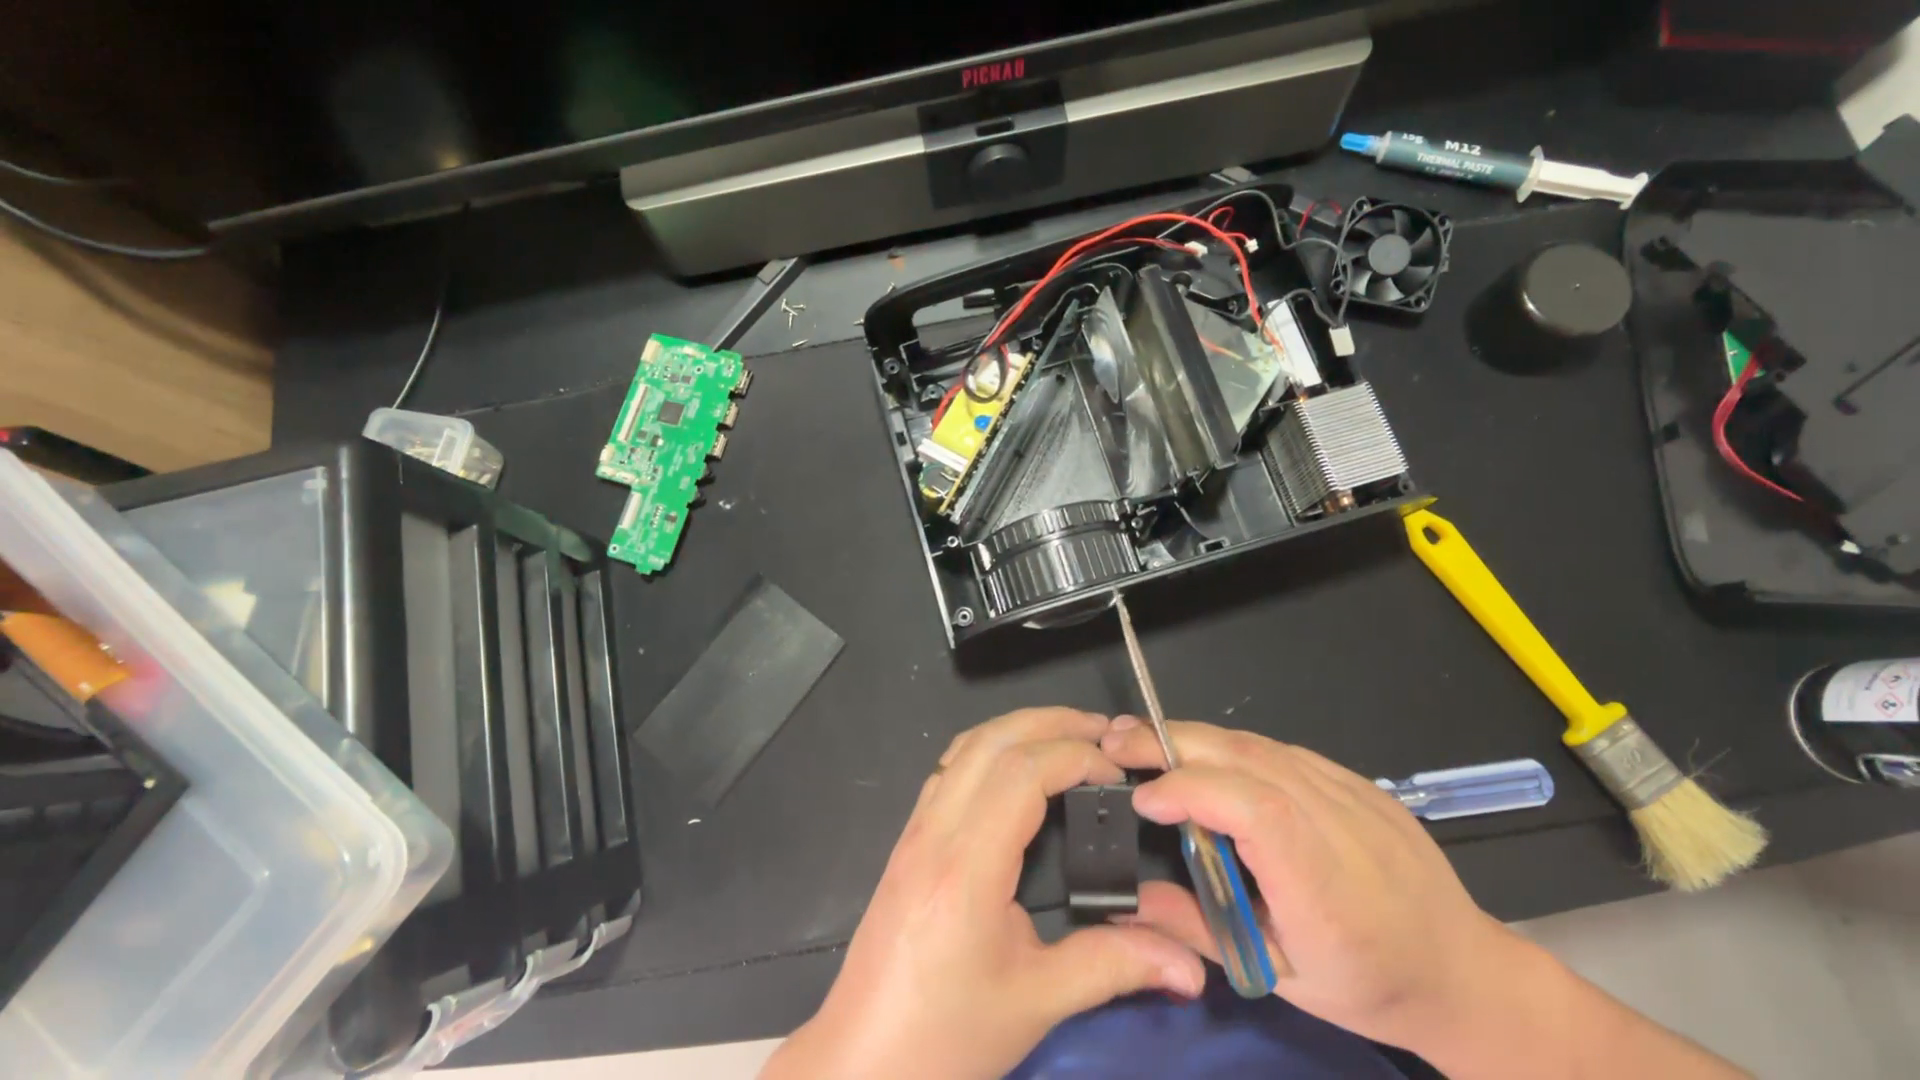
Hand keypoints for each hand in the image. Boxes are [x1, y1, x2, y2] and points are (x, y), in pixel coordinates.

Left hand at [763, 708, 1204, 1079]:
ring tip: (1069, 737)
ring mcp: (913, 834)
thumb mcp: (1037, 1002)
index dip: (1076, 756)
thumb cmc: (947, 1033)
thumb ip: (1114, 966)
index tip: (1119, 773)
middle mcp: (934, 833)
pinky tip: (1018, 771)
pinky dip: (989, 750)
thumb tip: (1190, 965)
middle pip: (990, 741)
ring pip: (963, 749)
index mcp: (967, 866)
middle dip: (1051, 723)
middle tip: (1105, 731)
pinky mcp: (906, 845)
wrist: (862, 1061)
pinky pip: (948, 771)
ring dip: (1018, 729)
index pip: (1021, 771)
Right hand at [1100, 717, 1530, 1053]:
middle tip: (1115, 738)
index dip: (1192, 790)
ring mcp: (1357, 796)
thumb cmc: (1365, 985)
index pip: (1255, 809)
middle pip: (1250, 759)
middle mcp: (1342, 827)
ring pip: (1263, 746)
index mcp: (1324, 886)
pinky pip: (1286, 752)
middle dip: (1173, 741)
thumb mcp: (1274, 975)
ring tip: (1144, 739)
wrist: (1461, 972)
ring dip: (1196, 737)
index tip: (1143, 801)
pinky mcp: (1361, 783)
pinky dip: (1233, 747)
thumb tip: (1130, 897)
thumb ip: (1198, 929)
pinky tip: (1204, 755)